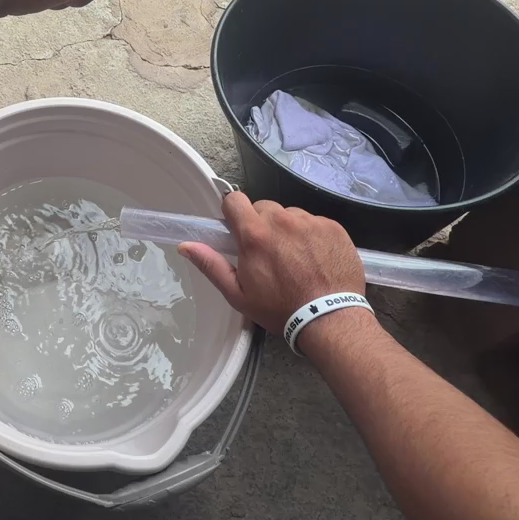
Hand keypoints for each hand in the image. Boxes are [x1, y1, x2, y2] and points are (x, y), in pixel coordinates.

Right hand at [179, 191, 367, 335]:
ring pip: (289, 214)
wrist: (331, 319)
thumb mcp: (238, 294)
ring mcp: (310, 222)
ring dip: (288, 229)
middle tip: (268, 251)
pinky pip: (314, 222)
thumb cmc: (282, 309)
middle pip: (263, 207)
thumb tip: (186, 246)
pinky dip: (312, 235)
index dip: (233, 212)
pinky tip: (314, 257)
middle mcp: (282, 220)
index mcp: (254, 234)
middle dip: (262, 224)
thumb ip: (210, 265)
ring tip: (295, 257)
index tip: (238, 229)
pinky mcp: (332, 227)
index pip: (234, 200)